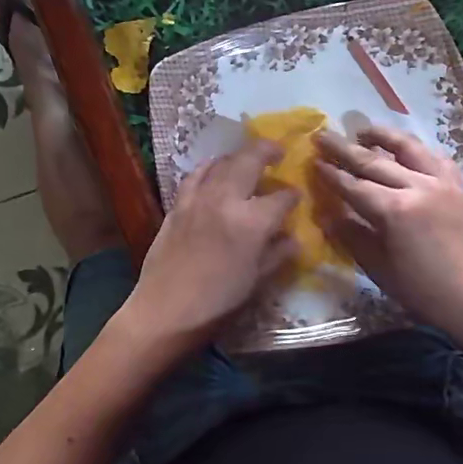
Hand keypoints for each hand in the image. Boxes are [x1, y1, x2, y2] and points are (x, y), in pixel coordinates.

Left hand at [123, 137, 297, 345]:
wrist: (165, 312)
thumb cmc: (218, 304)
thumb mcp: (256, 281)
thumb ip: (277, 255)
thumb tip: (293, 240)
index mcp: (252, 222)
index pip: (281, 198)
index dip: (293, 196)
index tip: (297, 197)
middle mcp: (226, 200)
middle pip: (249, 161)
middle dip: (267, 151)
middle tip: (278, 152)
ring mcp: (198, 199)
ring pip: (221, 162)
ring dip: (238, 156)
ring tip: (248, 159)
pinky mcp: (177, 205)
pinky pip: (195, 175)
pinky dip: (208, 167)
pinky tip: (213, 169)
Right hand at [315, 127, 462, 353]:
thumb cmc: (423, 292)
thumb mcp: (379, 268)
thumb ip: (352, 236)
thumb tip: (327, 214)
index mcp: (395, 211)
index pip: (354, 185)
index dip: (331, 173)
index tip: (312, 161)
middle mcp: (418, 187)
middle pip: (375, 161)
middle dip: (345, 148)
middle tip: (323, 135)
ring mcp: (442, 184)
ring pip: (408, 148)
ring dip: (383, 136)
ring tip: (362, 130)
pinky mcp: (459, 188)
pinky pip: (435, 159)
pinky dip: (417, 150)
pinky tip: (406, 150)